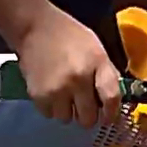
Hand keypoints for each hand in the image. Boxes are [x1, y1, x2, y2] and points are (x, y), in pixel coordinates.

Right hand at [15, 7, 122, 128]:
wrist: (34, 28)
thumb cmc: (68, 36)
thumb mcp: (95, 49)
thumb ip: (105, 73)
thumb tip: (111, 101)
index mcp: (96, 63)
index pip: (111, 98)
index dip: (111, 113)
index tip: (108, 118)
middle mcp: (78, 79)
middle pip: (88, 118)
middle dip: (87, 115)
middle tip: (83, 107)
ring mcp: (57, 90)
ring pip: (67, 119)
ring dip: (67, 112)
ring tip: (63, 96)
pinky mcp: (39, 96)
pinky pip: (50, 115)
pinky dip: (51, 108)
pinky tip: (50, 92)